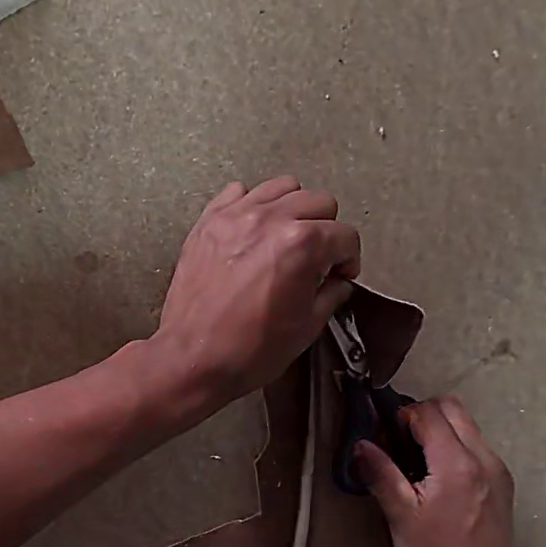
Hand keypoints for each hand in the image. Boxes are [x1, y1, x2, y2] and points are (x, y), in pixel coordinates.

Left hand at [150, 176, 361, 400]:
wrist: (195, 358)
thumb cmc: (248, 350)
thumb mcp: (306, 328)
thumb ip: (330, 295)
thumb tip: (337, 282)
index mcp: (301, 245)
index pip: (344, 235)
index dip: (350, 259)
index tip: (342, 273)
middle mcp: (270, 220)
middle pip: (319, 202)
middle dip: (326, 231)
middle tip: (319, 259)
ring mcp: (236, 216)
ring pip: (283, 188)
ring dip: (294, 210)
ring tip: (288, 239)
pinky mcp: (209, 222)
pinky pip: (240, 193)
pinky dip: (254, 206)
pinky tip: (255, 232)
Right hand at [354, 396, 518, 546]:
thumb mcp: (401, 516)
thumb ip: (381, 474)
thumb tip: (361, 445)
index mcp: (456, 464)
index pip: (428, 413)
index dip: (403, 414)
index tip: (389, 432)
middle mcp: (482, 457)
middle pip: (452, 406)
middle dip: (424, 413)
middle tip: (403, 438)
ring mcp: (496, 466)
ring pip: (467, 422)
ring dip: (441, 427)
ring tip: (420, 457)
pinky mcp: (503, 477)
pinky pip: (477, 442)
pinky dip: (456, 443)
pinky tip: (441, 473)